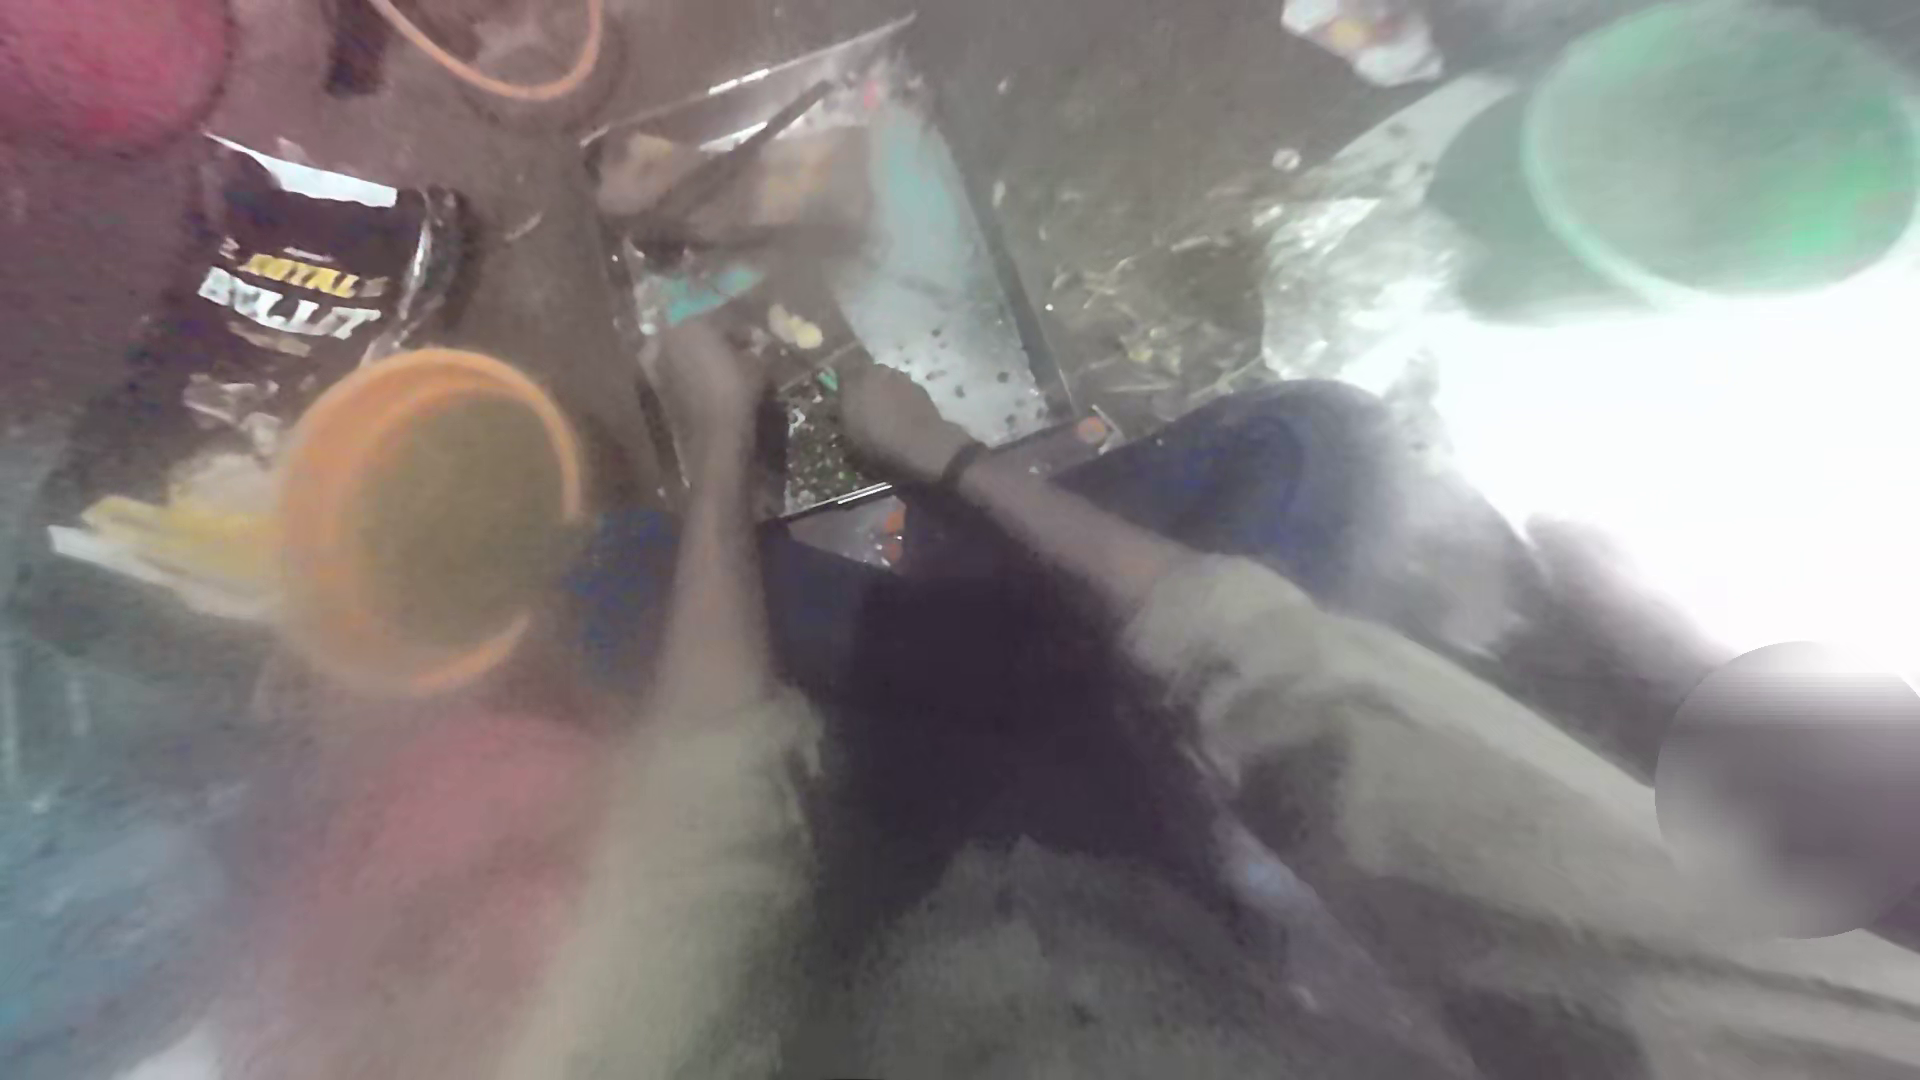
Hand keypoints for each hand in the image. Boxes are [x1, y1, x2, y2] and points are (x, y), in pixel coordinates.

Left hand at [655, 319, 766, 460]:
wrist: (713, 433)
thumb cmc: (738, 392)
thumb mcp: (758, 368)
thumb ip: (756, 351)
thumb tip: (755, 347)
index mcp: (697, 323)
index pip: (724, 320)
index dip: (742, 332)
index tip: (755, 342)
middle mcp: (671, 334)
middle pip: (698, 331)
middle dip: (716, 341)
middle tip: (734, 354)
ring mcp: (657, 358)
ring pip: (681, 349)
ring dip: (697, 355)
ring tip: (715, 369)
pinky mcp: (653, 382)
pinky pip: (672, 369)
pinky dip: (683, 372)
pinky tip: (698, 381)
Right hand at [841, 364, 974, 483]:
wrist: (922, 447)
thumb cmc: (878, 444)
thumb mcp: (848, 440)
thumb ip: (840, 418)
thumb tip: (836, 410)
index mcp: (853, 379)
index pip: (841, 369)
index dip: (841, 382)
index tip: (840, 397)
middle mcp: (877, 371)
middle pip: (865, 373)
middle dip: (863, 386)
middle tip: (863, 408)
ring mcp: (900, 377)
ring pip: (886, 380)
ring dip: (884, 392)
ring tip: (886, 415)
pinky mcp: (919, 387)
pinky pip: (903, 390)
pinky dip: (901, 399)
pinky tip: (904, 418)